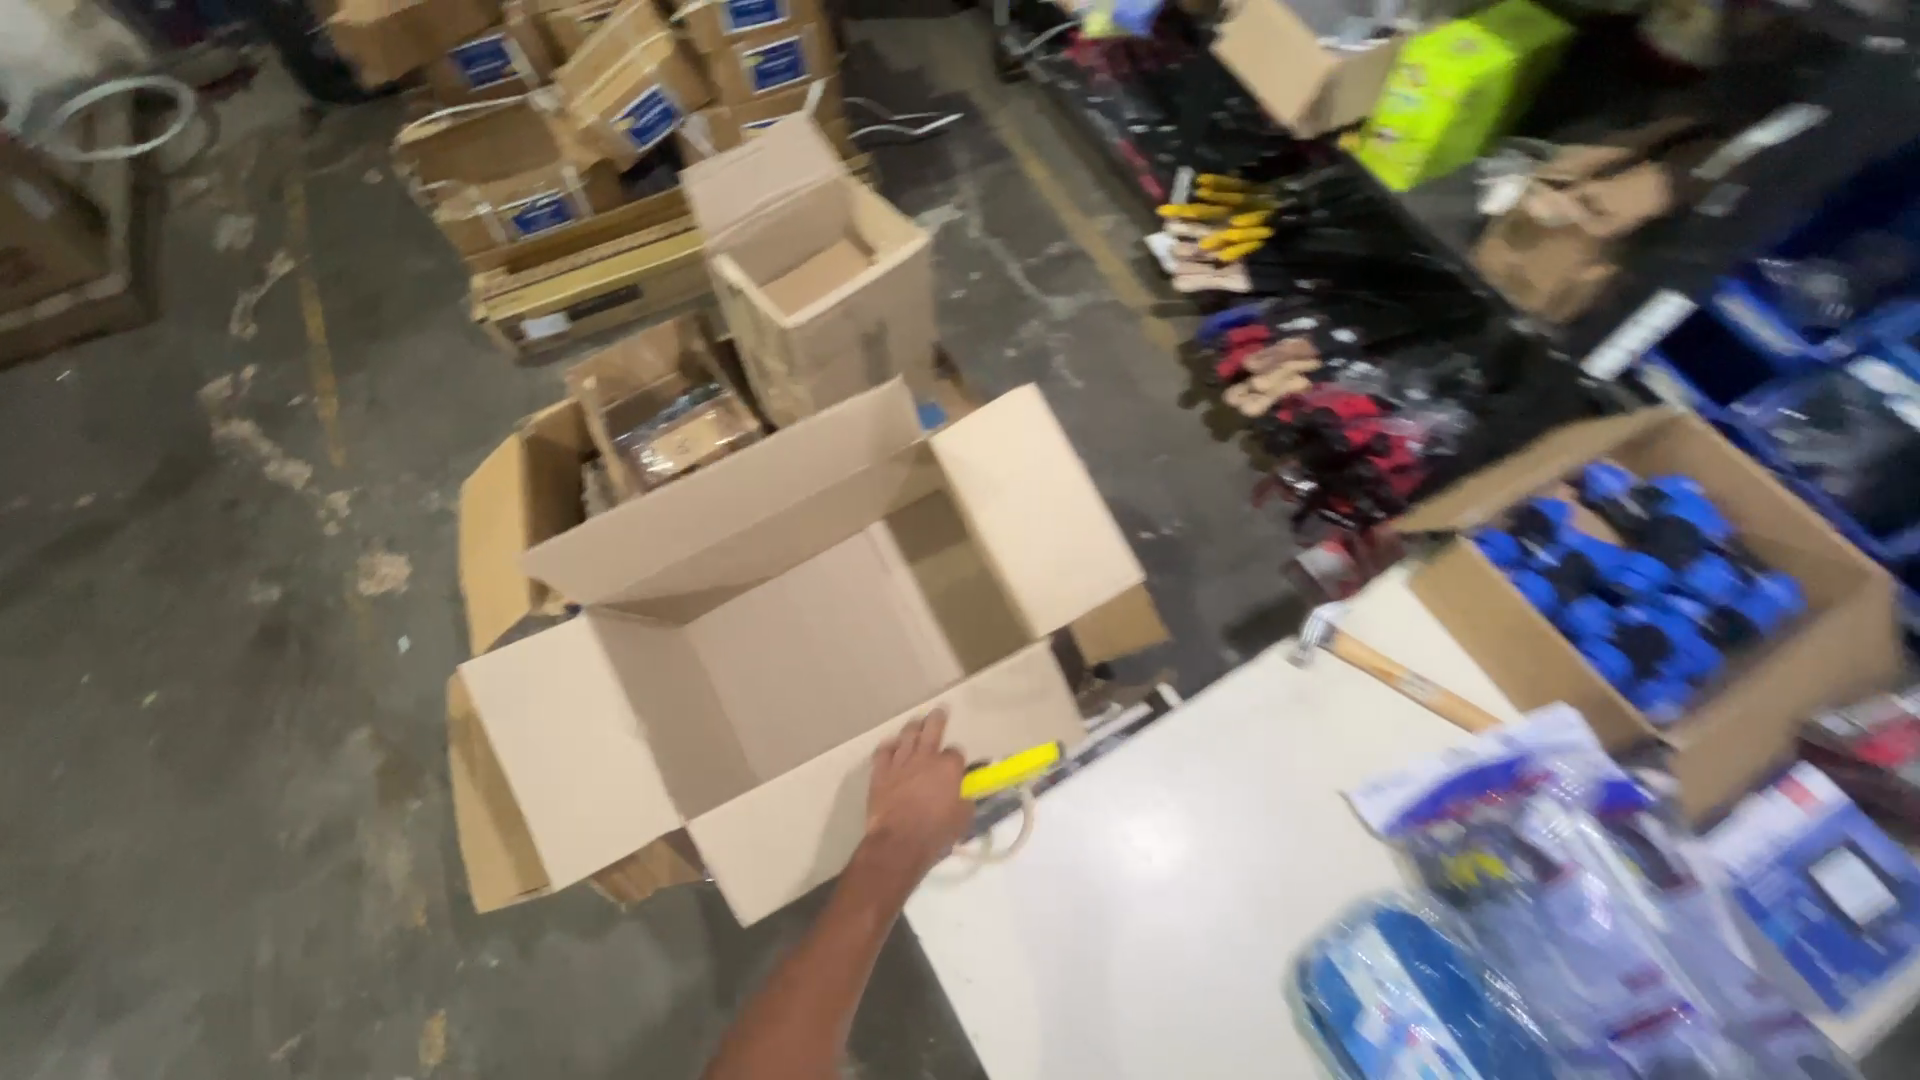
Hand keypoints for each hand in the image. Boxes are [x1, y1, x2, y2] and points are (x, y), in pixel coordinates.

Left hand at [854, 708, 970, 899]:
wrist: (898, 842)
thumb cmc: (935, 833)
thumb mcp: (962, 820)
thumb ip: (965, 802)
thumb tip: (964, 796)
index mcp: (948, 768)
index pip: (956, 752)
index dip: (956, 758)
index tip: (956, 766)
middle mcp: (925, 757)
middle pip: (932, 728)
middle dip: (937, 719)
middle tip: (939, 711)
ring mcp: (900, 762)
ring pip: (907, 735)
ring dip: (913, 727)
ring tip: (917, 723)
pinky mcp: (880, 771)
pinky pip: (883, 751)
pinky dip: (888, 746)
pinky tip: (891, 745)